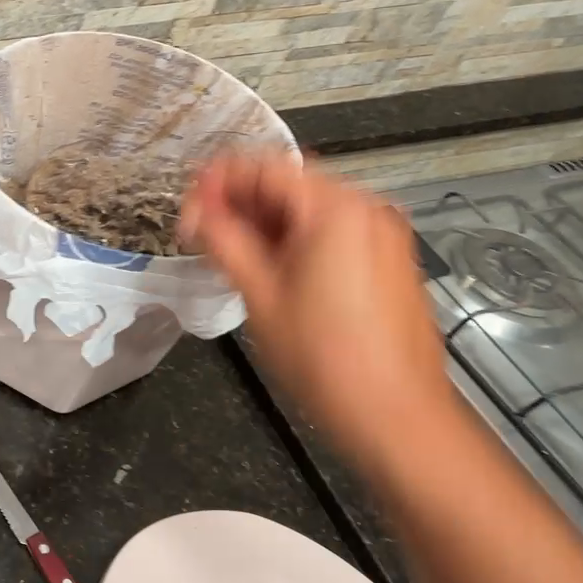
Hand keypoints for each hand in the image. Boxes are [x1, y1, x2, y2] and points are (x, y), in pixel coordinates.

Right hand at [180, 156, 458, 473]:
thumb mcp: (258, 293)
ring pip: (309, 210)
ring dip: (263, 221)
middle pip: (290, 185)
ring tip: (225, 250)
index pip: (265, 167)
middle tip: (199, 228)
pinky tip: (266, 267)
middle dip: (239, 200)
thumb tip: (196, 210)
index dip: (218, 178)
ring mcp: (383, 236)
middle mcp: (366, 210)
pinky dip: (294, 238)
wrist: (396, 415)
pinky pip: (331, 232)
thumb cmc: (322, 356)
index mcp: (335, 209)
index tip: (187, 200)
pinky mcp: (388, 262)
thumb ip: (222, 239)